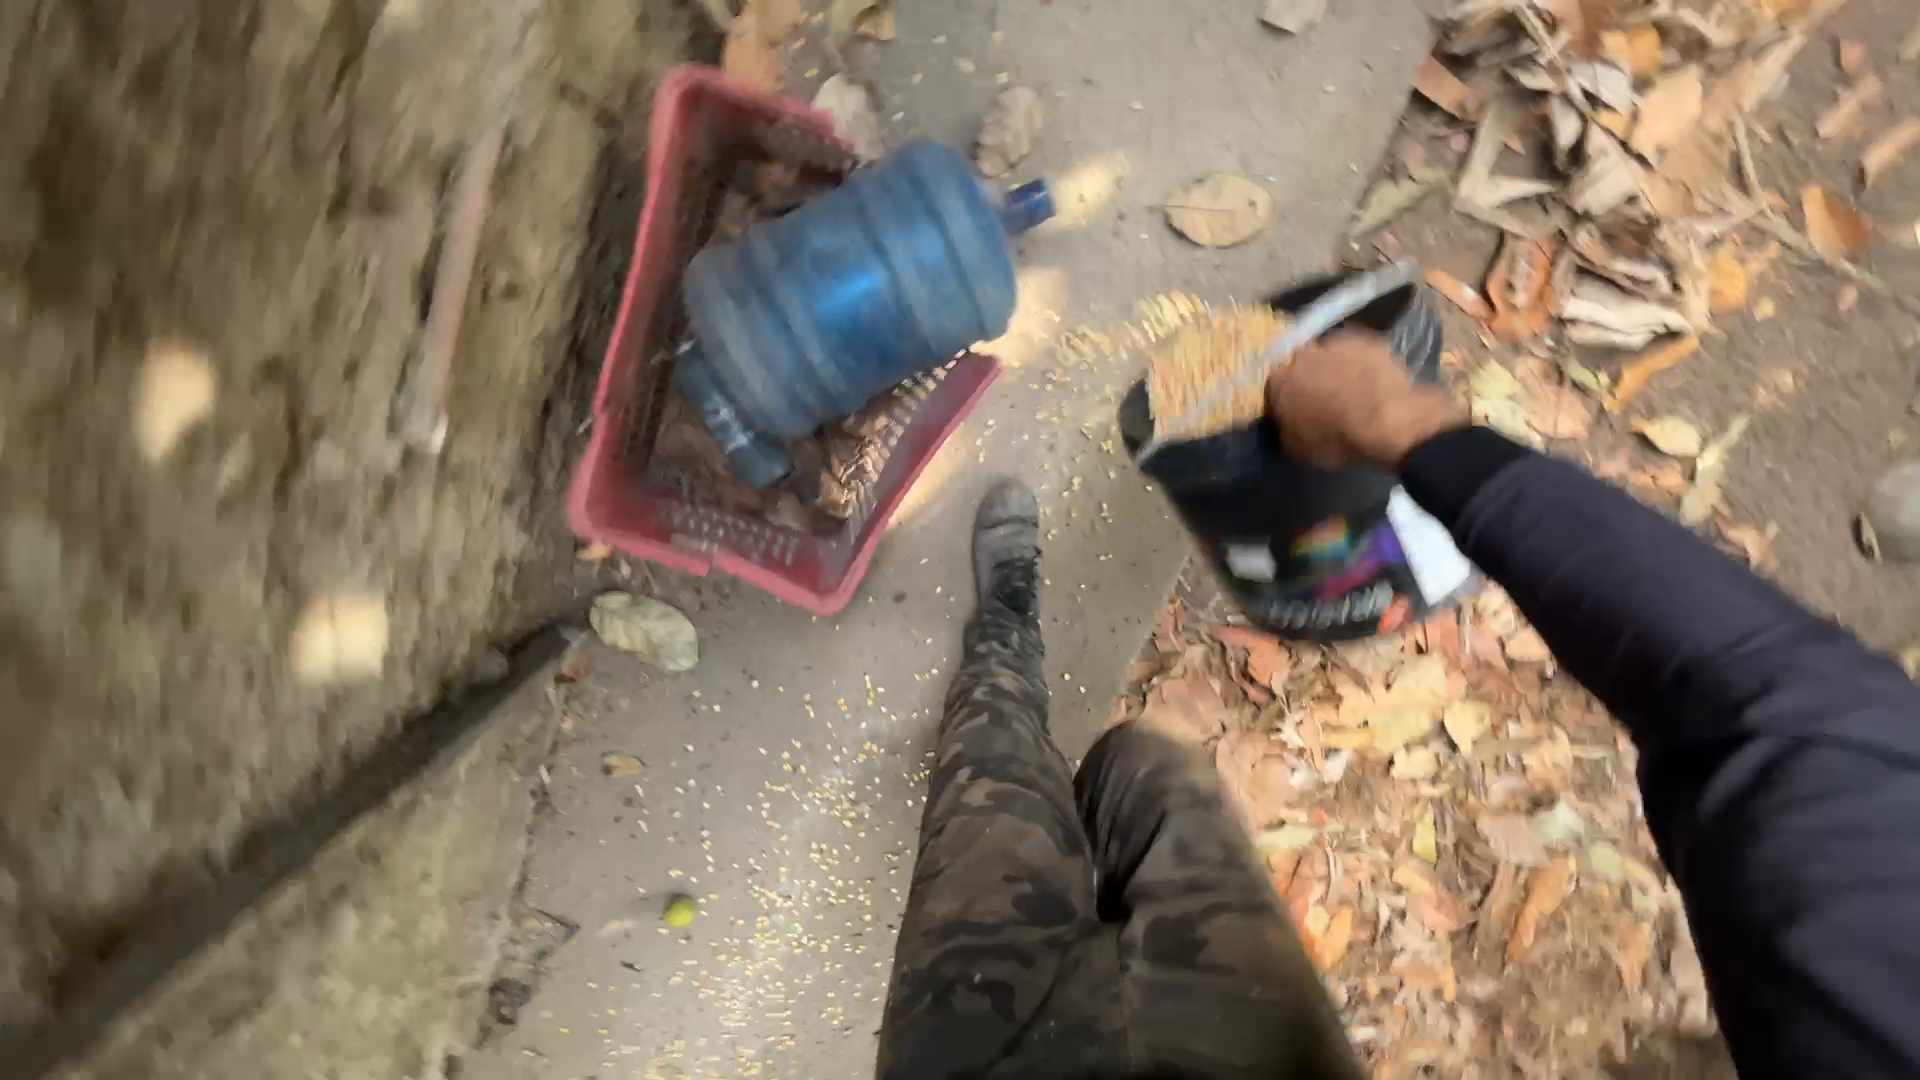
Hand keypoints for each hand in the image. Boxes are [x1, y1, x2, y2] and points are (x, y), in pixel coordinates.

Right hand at [1265, 330, 1466, 468]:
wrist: (1388, 421)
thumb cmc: (1335, 440)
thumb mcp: (1297, 449)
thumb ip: (1285, 430)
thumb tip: (1287, 425)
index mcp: (1278, 382)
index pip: (1272, 389)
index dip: (1282, 402)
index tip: (1292, 414)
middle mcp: (1301, 356)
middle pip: (1299, 366)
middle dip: (1306, 380)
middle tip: (1320, 400)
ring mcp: (1336, 344)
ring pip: (1328, 356)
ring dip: (1333, 369)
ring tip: (1349, 391)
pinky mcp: (1368, 340)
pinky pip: (1356, 352)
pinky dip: (1359, 364)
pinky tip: (1369, 381)